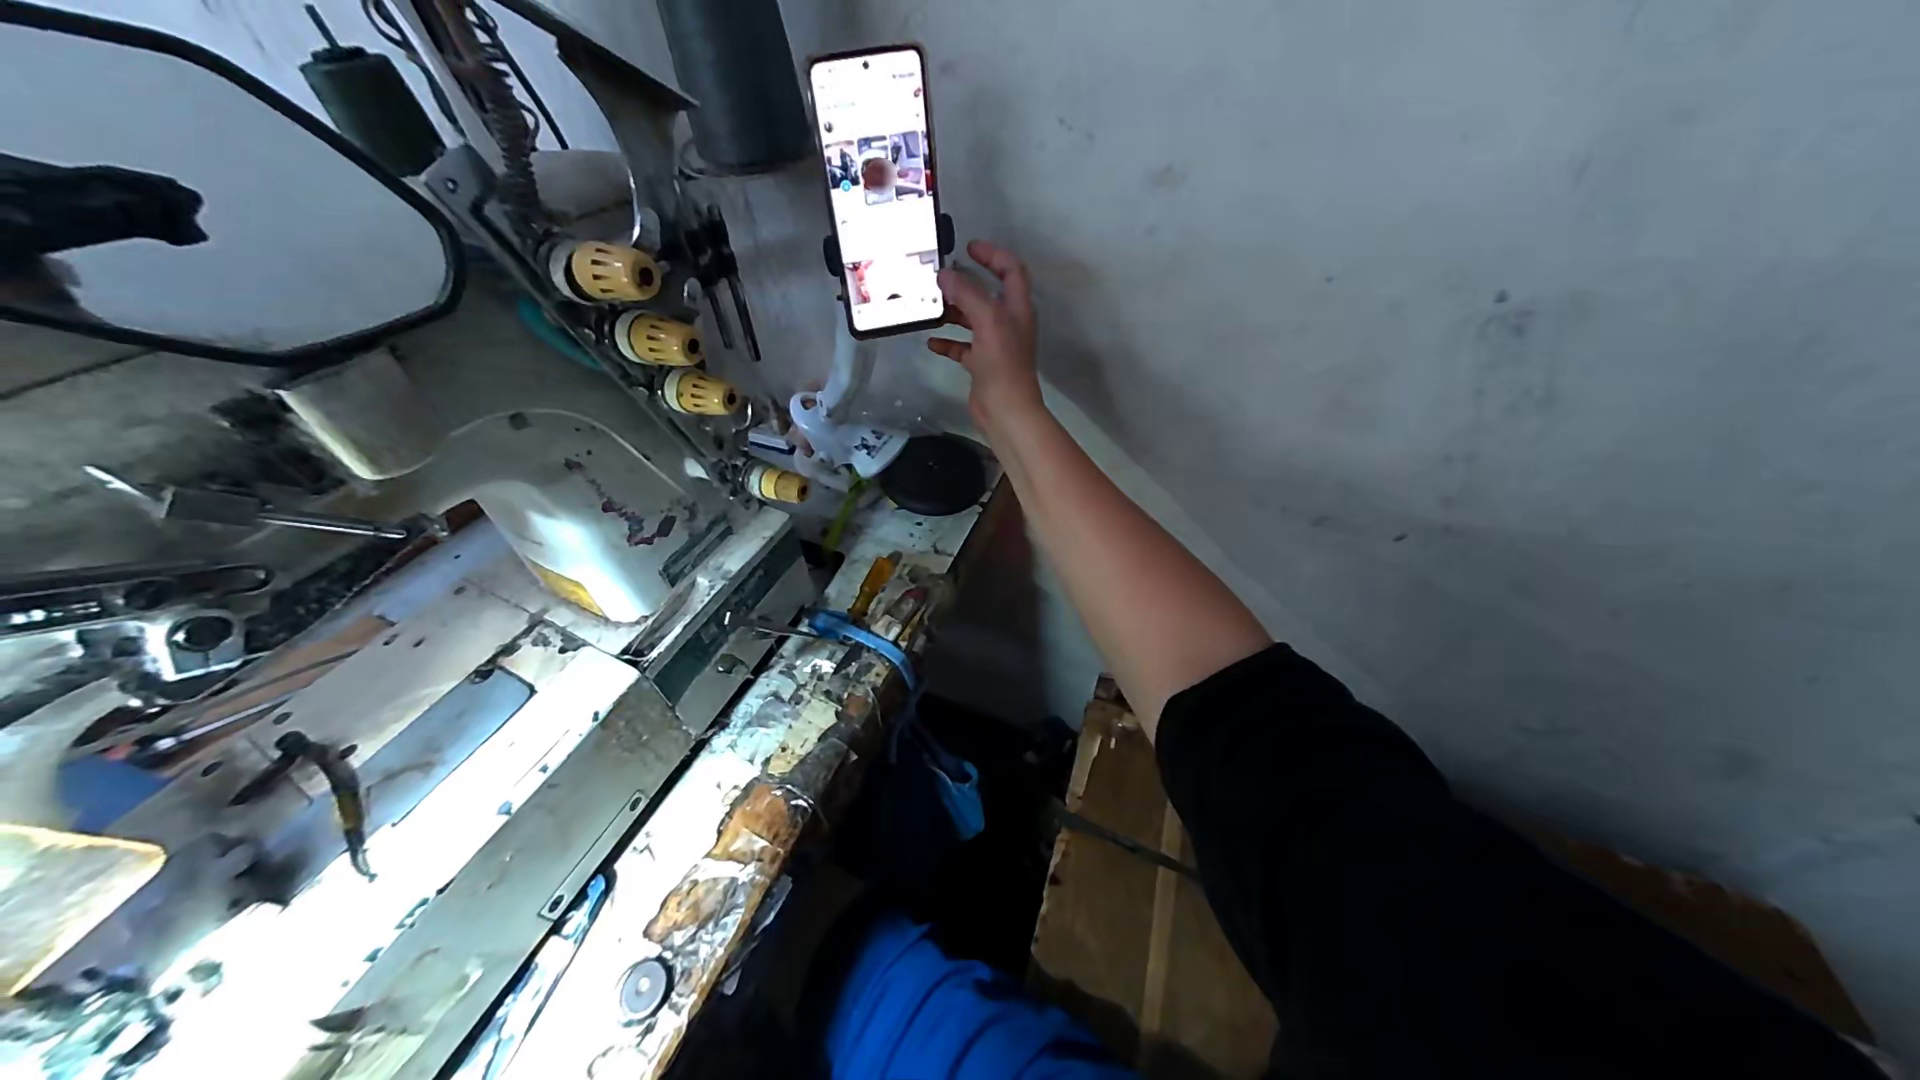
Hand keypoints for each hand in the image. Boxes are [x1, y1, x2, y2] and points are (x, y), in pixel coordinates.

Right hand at [930, 240, 1042, 430]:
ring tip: (930, 306)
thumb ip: (967, 293)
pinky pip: (962, 347)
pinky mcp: (982, 365)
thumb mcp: (988, 320)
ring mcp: (995, 345)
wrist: (1006, 411)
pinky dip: (947, 342)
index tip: (969, 246)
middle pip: (987, 294)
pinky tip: (931, 341)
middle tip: (939, 277)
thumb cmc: (1002, 364)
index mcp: (1017, 308)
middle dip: (965, 283)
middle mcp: (1008, 323)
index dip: (992, 254)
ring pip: (972, 320)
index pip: (1010, 270)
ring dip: (952, 311)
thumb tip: (945, 274)